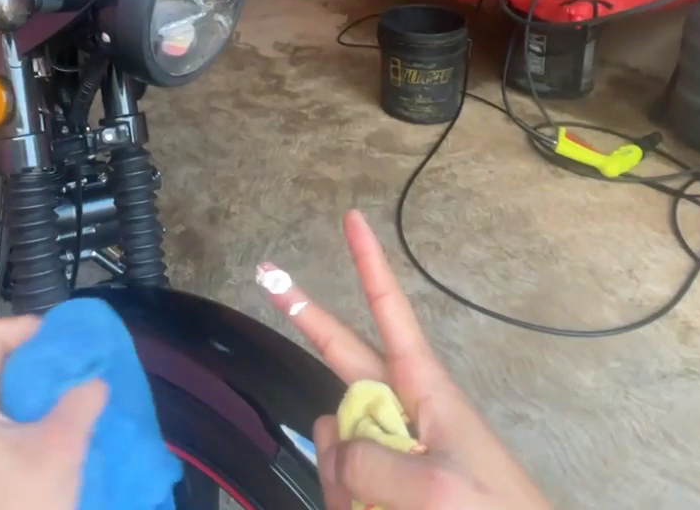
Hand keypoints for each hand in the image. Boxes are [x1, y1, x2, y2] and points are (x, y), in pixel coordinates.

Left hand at [0, 315, 109, 509]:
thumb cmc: (15, 508)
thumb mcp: (57, 451)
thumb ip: (80, 404)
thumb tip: (96, 381)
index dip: (28, 328)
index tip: (66, 342)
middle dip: (39, 361)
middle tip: (78, 367)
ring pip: (0, 397)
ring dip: (38, 393)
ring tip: (76, 397)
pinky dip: (29, 419)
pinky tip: (61, 432)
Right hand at [258, 210, 552, 509]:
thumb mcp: (434, 487)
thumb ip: (370, 459)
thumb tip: (333, 443)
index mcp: (421, 383)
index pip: (388, 308)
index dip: (368, 262)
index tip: (353, 218)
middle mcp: (398, 404)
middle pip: (339, 353)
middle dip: (304, 314)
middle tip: (265, 271)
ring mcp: (389, 444)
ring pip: (334, 436)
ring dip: (342, 478)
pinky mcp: (382, 483)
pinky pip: (342, 481)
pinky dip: (347, 503)